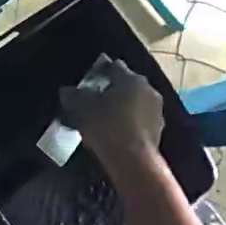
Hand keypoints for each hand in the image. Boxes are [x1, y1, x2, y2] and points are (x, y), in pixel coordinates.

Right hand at [59, 60, 165, 175]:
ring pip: (134, 100)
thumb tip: (67, 90)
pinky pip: (139, 116)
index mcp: (131, 79)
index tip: (87, 78)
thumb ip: (72, 95)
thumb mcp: (79, 108)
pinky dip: (128, 119)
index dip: (99, 70)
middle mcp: (148, 89)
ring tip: (103, 115)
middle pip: (126, 83)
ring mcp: (156, 108)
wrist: (131, 158)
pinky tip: (115, 129)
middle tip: (93, 98)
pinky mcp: (158, 126)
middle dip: (111, 88)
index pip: (114, 66)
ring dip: (121, 104)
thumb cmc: (105, 126)